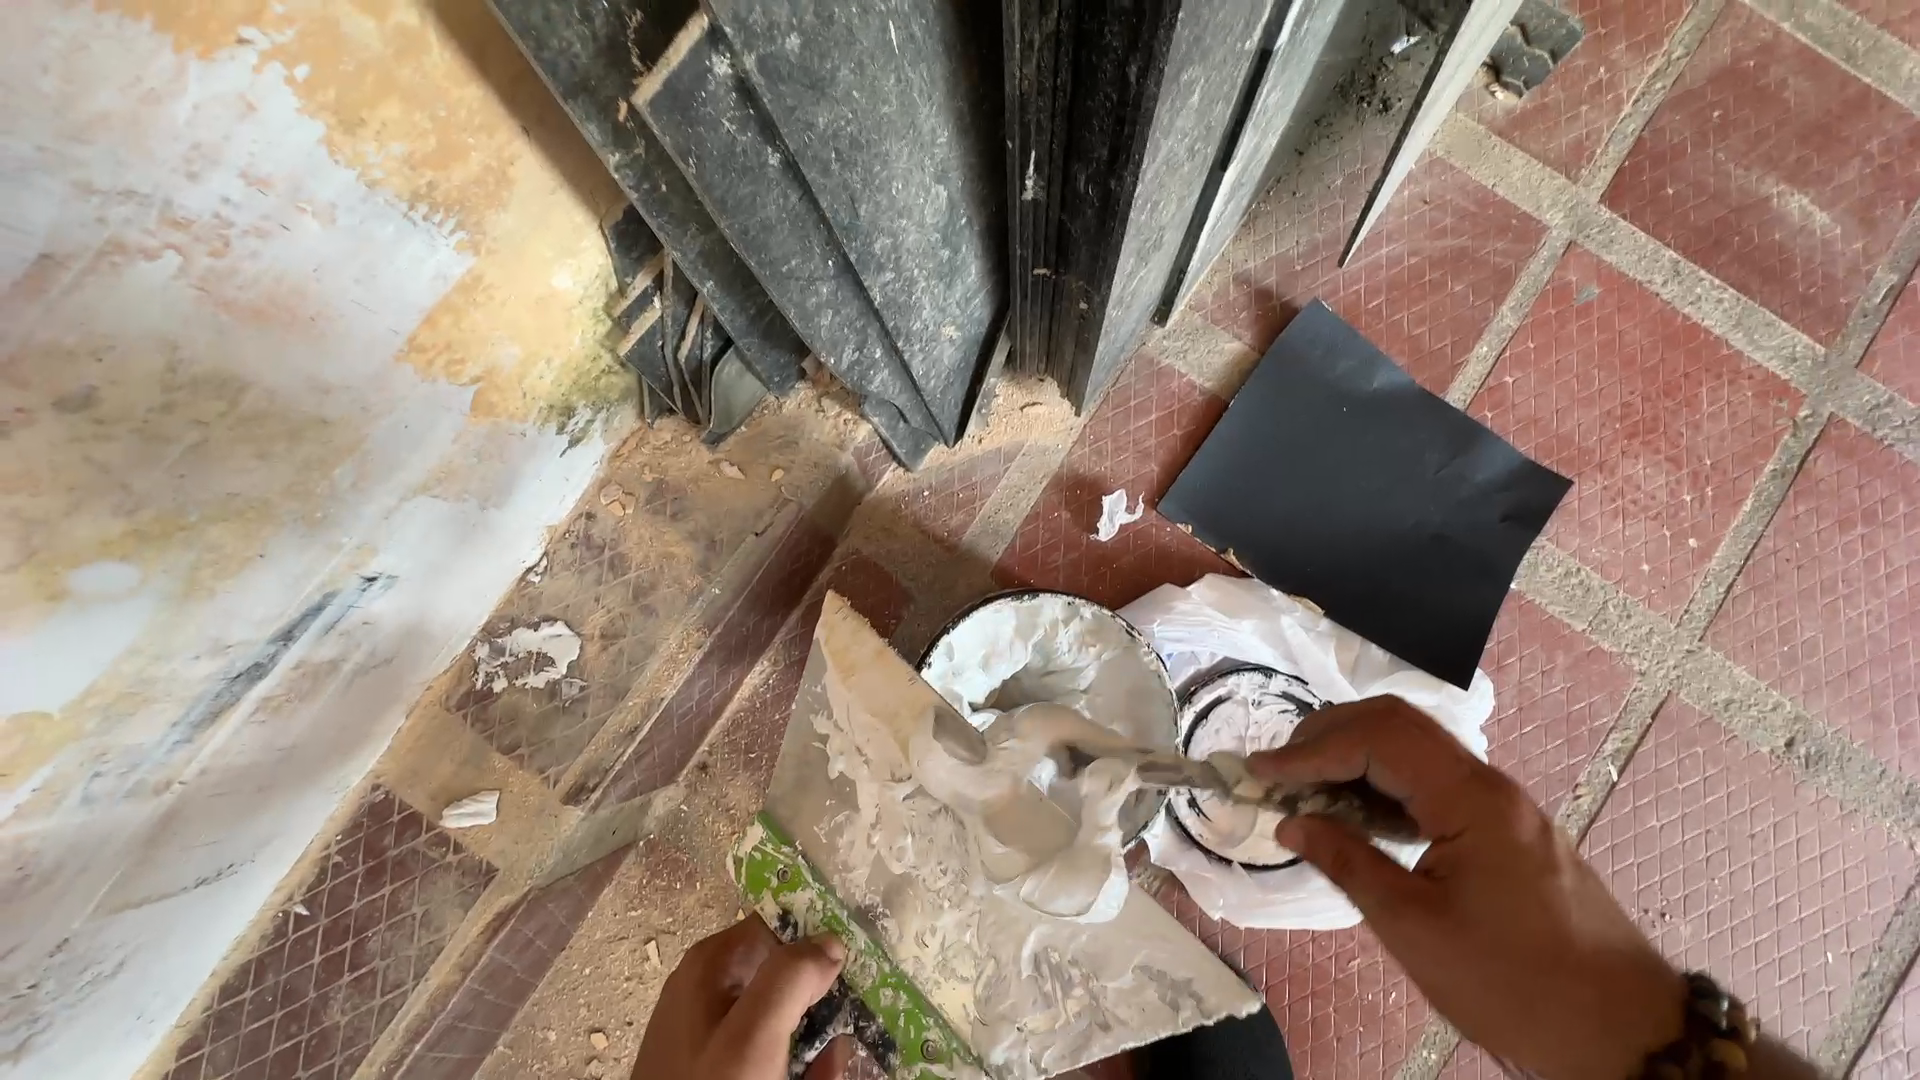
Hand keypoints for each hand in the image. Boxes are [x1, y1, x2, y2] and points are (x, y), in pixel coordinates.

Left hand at [633, 917, 850, 1079]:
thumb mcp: (751, 1036)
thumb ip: (790, 978)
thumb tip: (831, 941)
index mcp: (711, 963)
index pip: (777, 923)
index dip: (816, 938)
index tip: (850, 962)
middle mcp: (711, 989)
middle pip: (784, 970)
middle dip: (821, 991)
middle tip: (851, 1011)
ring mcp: (715, 1033)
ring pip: (784, 1016)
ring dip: (817, 1032)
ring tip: (835, 1057)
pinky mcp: (723, 1068)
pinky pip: (775, 1053)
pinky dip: (803, 1063)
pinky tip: (821, 1073)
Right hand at [1248, 696, 1684, 1079]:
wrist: (1630, 1038)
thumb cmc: (1514, 984)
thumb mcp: (1415, 928)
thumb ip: (1346, 861)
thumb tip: (1291, 823)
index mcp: (1470, 799)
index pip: (1374, 740)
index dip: (1309, 750)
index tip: (1260, 773)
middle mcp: (1488, 784)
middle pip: (1395, 723)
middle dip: (1328, 736)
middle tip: (1281, 769)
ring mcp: (1499, 803)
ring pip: (1413, 746)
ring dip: (1353, 754)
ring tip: (1306, 785)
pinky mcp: (1502, 827)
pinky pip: (1430, 779)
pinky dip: (1381, 781)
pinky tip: (1356, 811)